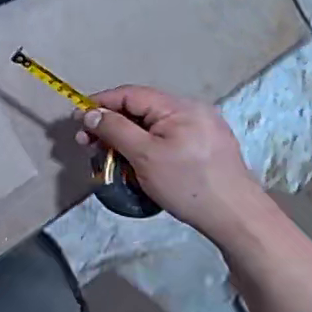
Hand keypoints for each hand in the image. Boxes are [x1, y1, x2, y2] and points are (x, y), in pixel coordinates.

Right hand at [75, 86, 267, 241]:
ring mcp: (201, 129)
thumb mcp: (144, 156)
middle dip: (110, 125)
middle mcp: (192, 111)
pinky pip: (166, 139)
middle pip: (140, 109)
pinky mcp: (205, 148)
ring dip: (125, 138)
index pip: (130, 95)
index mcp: (179, 107)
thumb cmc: (187, 184)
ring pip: (152, 126)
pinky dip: (144, 147)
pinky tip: (135, 163)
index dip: (100, 104)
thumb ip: (115, 130)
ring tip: (108, 158)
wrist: (235, 216)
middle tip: (87, 144)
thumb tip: (89, 113)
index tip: (77, 119)